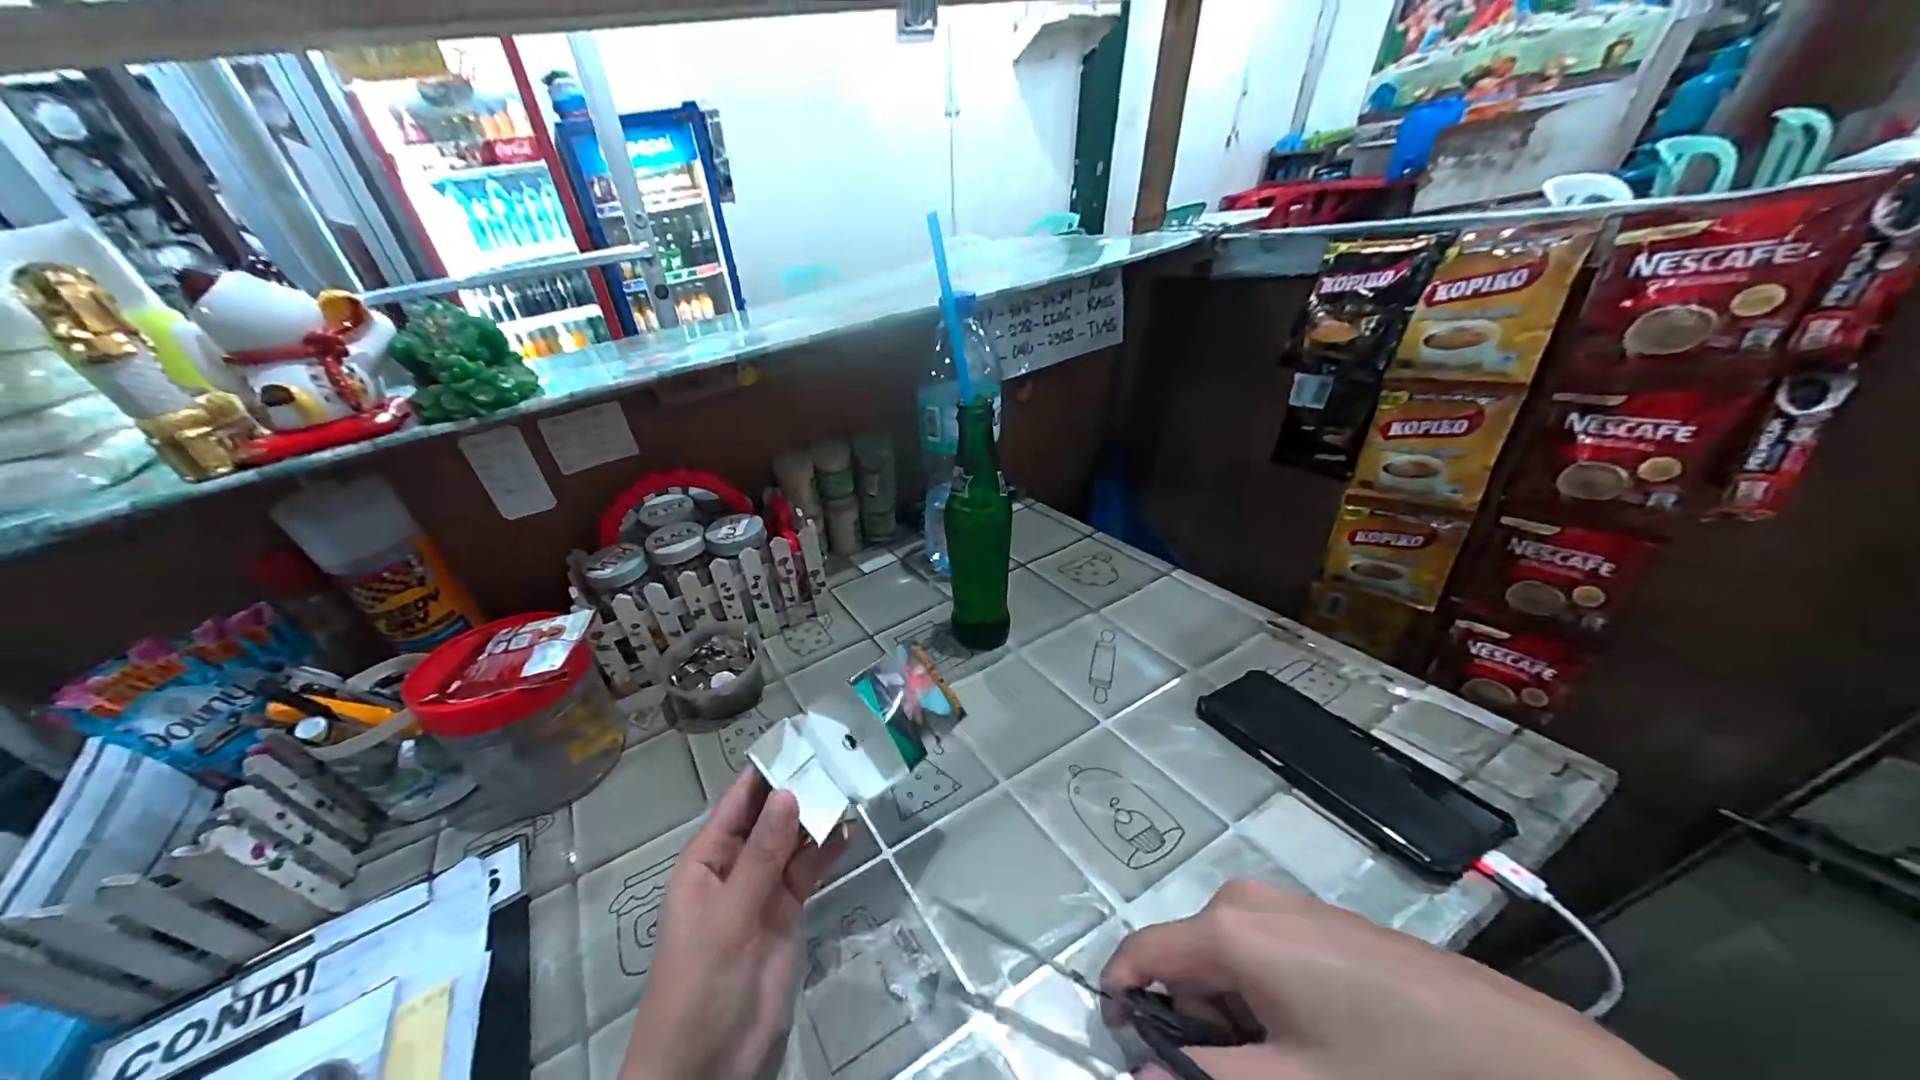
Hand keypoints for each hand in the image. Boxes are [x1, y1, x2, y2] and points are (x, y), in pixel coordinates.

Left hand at [621, 770, 846, 1079]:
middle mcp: (735, 866)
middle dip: (799, 788)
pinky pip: (808, 871)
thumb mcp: (729, 916)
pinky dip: (827, 851)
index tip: (801, 737)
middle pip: (770, 817)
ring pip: (793, 841)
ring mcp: (763, 890)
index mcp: (706, 860)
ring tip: (851, 785)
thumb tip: (789, 792)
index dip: (767, 770)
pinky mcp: (787, 913)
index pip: (738, 802)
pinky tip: (850, 831)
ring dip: (818, 816)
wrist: (708, 1067)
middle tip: (839, 755)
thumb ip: (762, 855)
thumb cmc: (701, 984)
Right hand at [1100, 882, 1671, 1079]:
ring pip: (1224, 963)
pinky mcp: (1320, 920)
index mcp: (1228, 928)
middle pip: (1185, 963)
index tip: (1130, 1058)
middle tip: (1245, 1077)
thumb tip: (1140, 1075)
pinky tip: (1318, 1043)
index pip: (1140, 954)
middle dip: (1193, 1025)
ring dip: (1234, 1019)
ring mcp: (1287, 906)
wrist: (1521, 1058)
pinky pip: (1262, 955)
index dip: (1121, 1004)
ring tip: (1291, 1065)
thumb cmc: (1390, 1069)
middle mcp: (1246, 901)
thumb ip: (1200, 1077)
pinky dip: (1266, 1002)